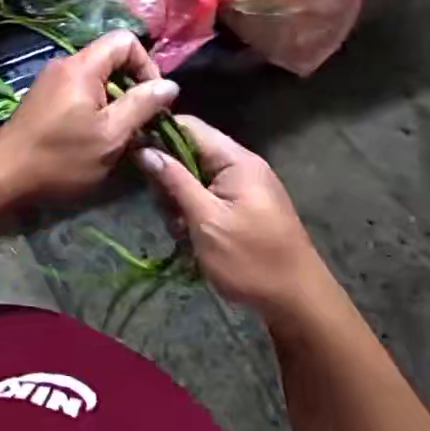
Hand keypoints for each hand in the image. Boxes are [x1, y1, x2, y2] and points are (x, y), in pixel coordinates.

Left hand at [0, 31, 178, 202]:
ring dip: (115, 102)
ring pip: (96, 78)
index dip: (147, 65)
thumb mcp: (110, 135)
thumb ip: (142, 105)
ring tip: (120, 135)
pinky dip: (95, 108)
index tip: (153, 100)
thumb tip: (169, 85)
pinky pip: (79, 91)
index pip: (125, 40)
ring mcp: (50, 81)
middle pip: (111, 59)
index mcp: (81, 67)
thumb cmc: (60, 157)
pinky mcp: (43, 98)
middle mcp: (64, 65)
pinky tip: (95, 138)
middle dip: (133, 87)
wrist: (4, 175)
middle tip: (141, 122)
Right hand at [137, 116, 331, 317]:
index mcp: (236, 161)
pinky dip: (191, 214)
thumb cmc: (250, 260)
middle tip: (168, 210)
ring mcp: (240, 188)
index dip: (157, 133)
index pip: (188, 126)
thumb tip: (144, 149)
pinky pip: (204, 198)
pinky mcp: (239, 208)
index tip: (132, 153)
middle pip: (187, 153)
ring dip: (177, 203)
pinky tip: (191, 238)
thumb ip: (174, 180)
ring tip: (182, 231)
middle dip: (168, 180)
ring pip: (191, 179)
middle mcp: (239, 167)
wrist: (298, 304)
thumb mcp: (205, 219)